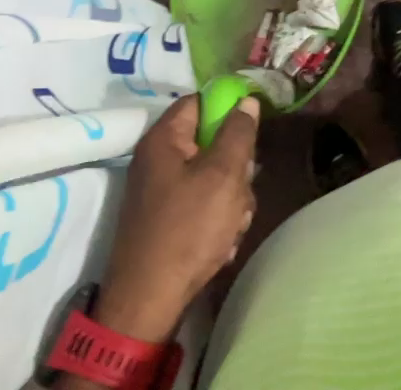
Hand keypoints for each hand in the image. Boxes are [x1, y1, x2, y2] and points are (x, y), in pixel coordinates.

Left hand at [91, 95, 258, 341]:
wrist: (148, 300)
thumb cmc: (188, 229)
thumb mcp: (223, 175)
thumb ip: (238, 133)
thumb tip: (246, 101)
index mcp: (164, 140)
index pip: (200, 102)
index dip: (228, 110)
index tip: (252, 132)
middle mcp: (157, 160)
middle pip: (210, 143)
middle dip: (235, 167)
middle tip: (242, 190)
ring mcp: (160, 192)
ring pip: (212, 177)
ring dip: (231, 200)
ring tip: (232, 225)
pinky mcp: (165, 220)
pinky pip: (201, 205)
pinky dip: (216, 220)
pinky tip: (221, 243)